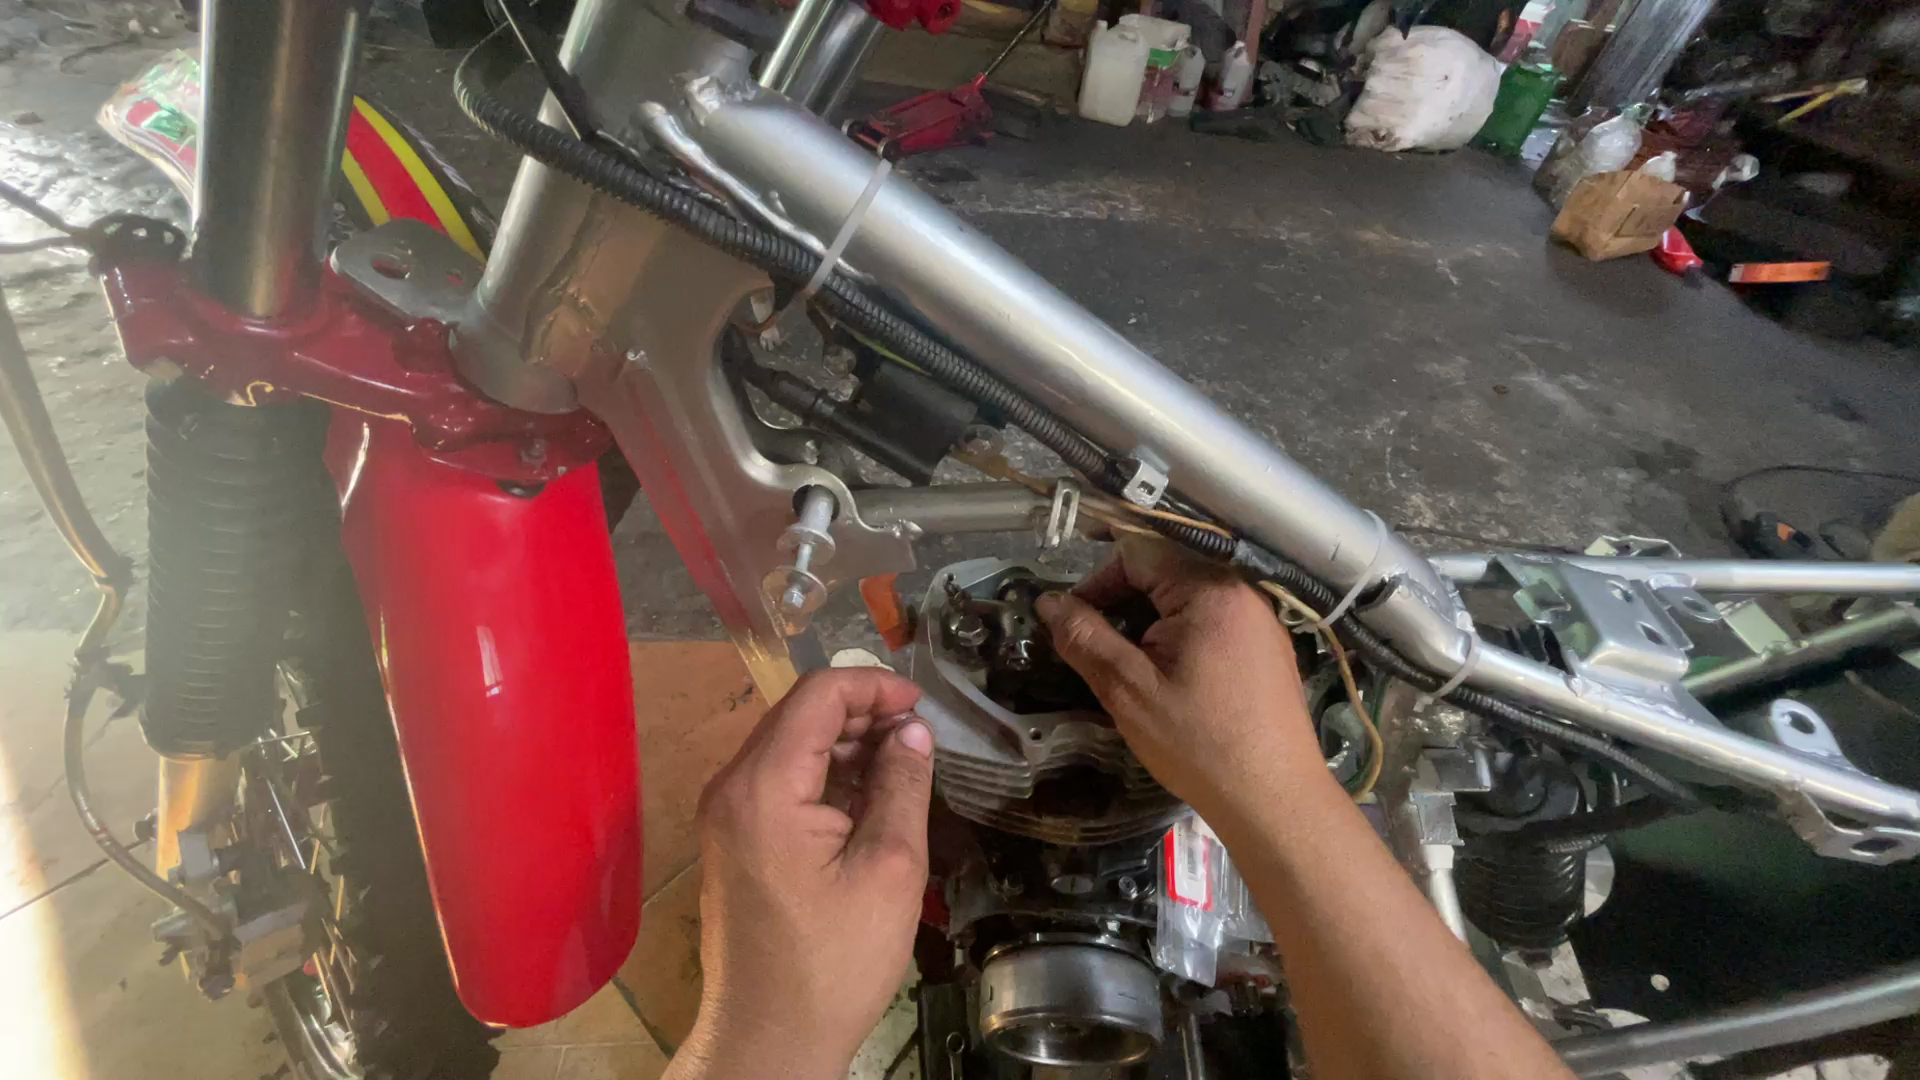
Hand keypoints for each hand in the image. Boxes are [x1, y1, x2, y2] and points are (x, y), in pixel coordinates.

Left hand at [667, 669, 935, 1079]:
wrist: (768, 1044)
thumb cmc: (835, 962)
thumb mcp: (891, 868)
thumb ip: (902, 784)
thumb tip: (913, 729)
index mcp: (765, 786)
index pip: (818, 694)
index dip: (874, 685)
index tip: (920, 704)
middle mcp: (733, 785)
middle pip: (801, 712)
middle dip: (863, 711)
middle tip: (916, 737)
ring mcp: (727, 810)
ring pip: (792, 741)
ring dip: (847, 741)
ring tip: (899, 764)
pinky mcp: (734, 833)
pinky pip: (781, 776)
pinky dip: (826, 771)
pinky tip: (866, 795)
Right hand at [1034, 537, 1325, 819]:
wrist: (1276, 802)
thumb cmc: (1199, 743)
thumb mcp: (1127, 690)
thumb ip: (1084, 636)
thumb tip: (1047, 601)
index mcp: (1209, 590)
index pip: (1138, 552)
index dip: (1097, 580)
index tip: (1075, 622)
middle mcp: (1240, 591)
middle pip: (1163, 570)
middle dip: (1121, 602)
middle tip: (1098, 648)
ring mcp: (1259, 619)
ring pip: (1185, 597)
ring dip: (1147, 621)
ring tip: (1129, 666)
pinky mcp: (1266, 646)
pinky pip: (1210, 619)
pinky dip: (1177, 634)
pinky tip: (1168, 676)